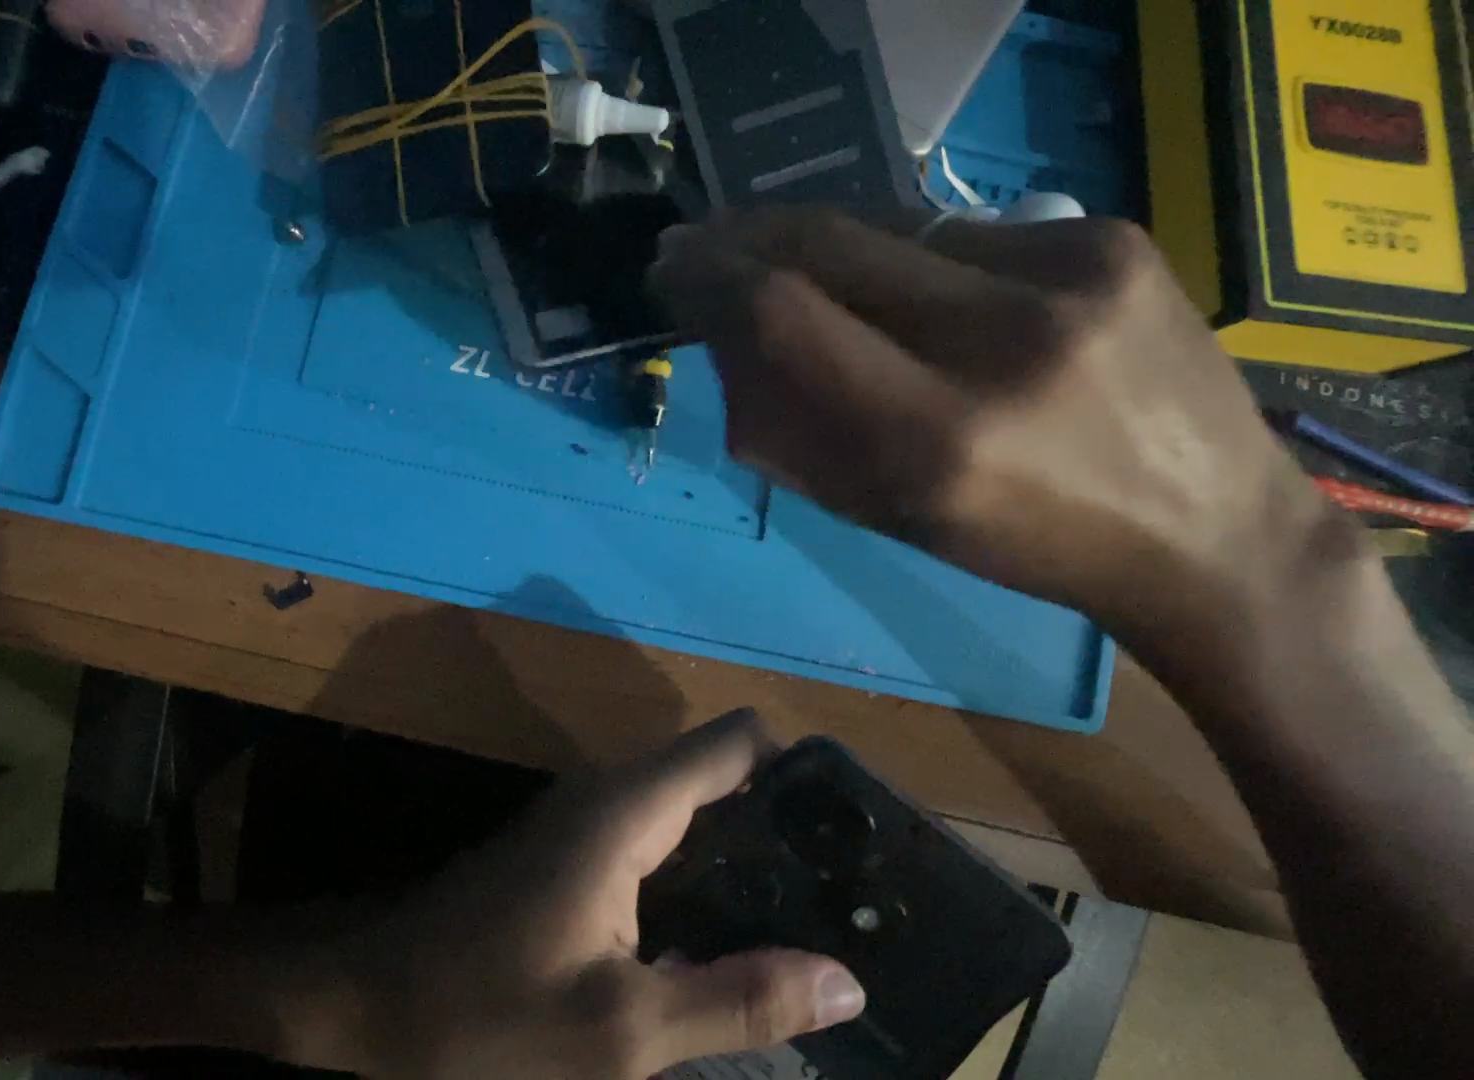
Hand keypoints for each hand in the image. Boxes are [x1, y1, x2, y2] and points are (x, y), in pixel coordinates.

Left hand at [334, 711, 864, 1079]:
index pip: (735, 744)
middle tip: (854, 890)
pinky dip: (703, 872)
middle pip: (720, 773)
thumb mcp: (621, 1029)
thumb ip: (735, 998)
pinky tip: (730, 932)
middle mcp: (610, 794)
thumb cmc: (486, 1012)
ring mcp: (584, 820)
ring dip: (747, 851)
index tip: (859, 828)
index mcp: (627, 810)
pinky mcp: (569, 851)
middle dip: (786, 820)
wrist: (369, 998)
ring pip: (688, 809)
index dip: (803, 770)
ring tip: (816, 915)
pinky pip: (656, 840)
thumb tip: (844, 980)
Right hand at [645, 209, 1341, 638]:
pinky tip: (898, 281)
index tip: (671, 274)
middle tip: (702, 246)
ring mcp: (1069, 271)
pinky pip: (957, 231)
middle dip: (744, 236)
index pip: (786, 316)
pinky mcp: (1109, 235)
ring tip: (781, 260)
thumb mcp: (880, 514)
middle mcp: (1004, 337)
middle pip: (829, 241)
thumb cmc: (1019, 542)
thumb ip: (787, 435)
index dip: (710, 281)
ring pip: (889, 224)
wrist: (1209, 528)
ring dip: (815, 239)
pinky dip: (901, 254)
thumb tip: (723, 346)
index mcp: (938, 437)